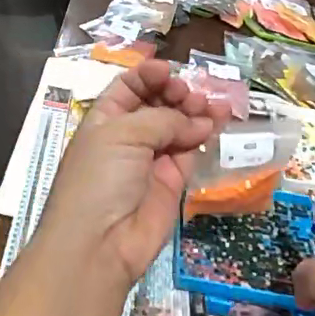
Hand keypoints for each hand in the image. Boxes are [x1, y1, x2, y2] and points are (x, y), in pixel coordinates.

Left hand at [33, 60, 226, 287]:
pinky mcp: (172, 181)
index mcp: (105, 118)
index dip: (149, 76)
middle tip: (192, 94)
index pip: (129, 87)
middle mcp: (127, 135)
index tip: (169, 71)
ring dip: (195, 111)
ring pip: (178, 126)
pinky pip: (190, 151)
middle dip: (176, 93)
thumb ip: (162, 120)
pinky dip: (203, 136)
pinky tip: (215, 123)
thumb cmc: (99, 178)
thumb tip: (196, 119)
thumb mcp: (122, 135)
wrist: (99, 244)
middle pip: (157, 104)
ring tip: (214, 105)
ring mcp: (150, 159)